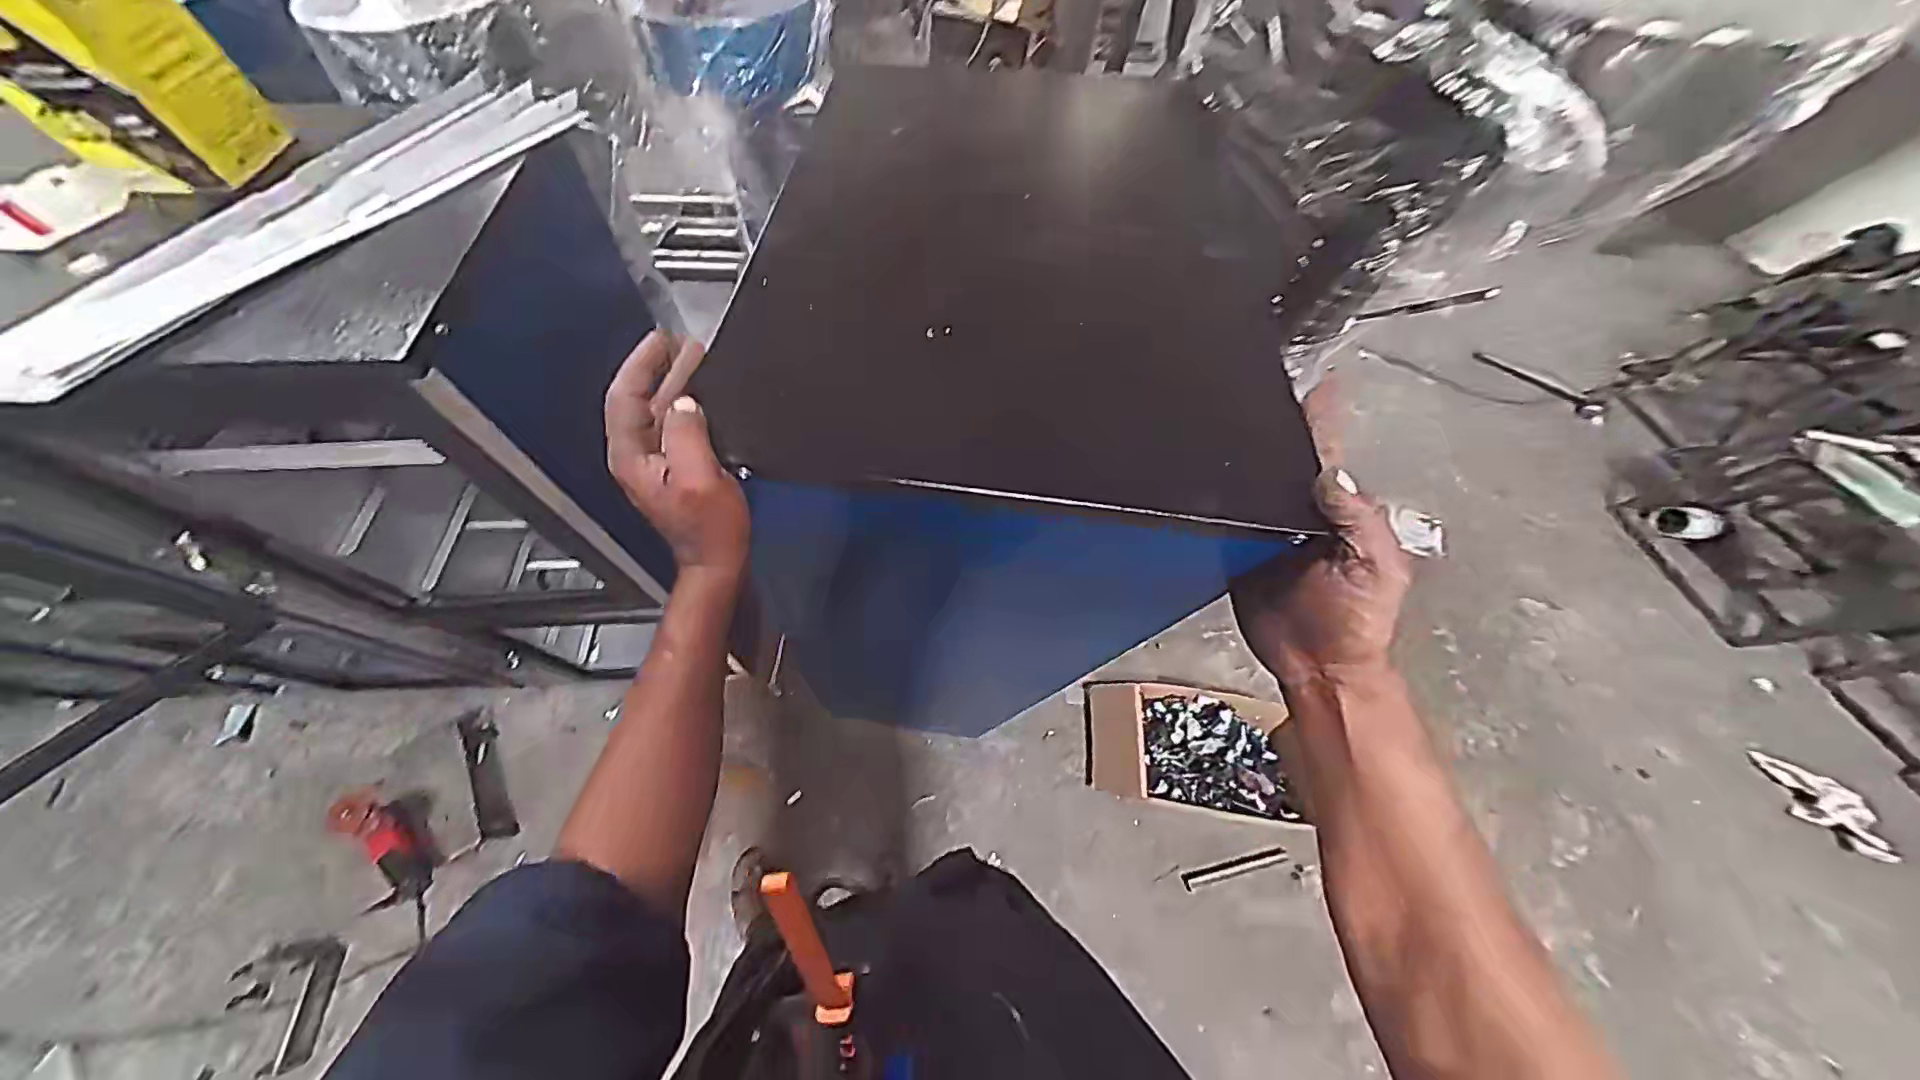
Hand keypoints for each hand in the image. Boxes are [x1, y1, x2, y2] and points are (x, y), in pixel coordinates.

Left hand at [604, 331, 749, 578]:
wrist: (719, 562)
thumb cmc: (710, 530)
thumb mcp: (700, 477)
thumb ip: (688, 434)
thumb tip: (685, 402)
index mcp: (633, 458)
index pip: (624, 397)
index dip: (640, 364)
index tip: (661, 340)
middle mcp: (638, 459)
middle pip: (641, 402)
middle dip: (662, 370)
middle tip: (686, 346)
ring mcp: (656, 465)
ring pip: (659, 414)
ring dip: (677, 387)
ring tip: (699, 363)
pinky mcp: (675, 470)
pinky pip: (676, 429)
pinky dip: (688, 408)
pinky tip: (705, 400)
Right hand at [1231, 465, 1411, 688]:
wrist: (1317, 668)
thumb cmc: (1358, 625)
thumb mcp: (1376, 568)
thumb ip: (1360, 522)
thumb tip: (1333, 475)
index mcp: (1341, 521)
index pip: (1323, 474)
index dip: (1308, 452)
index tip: (1291, 432)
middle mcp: (1302, 525)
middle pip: (1278, 482)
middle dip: (1265, 466)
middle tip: (1248, 450)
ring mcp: (1266, 541)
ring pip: (1247, 503)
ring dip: (1237, 493)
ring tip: (1224, 476)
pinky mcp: (1236, 559)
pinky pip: (1222, 533)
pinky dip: (1215, 522)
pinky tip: (1209, 509)